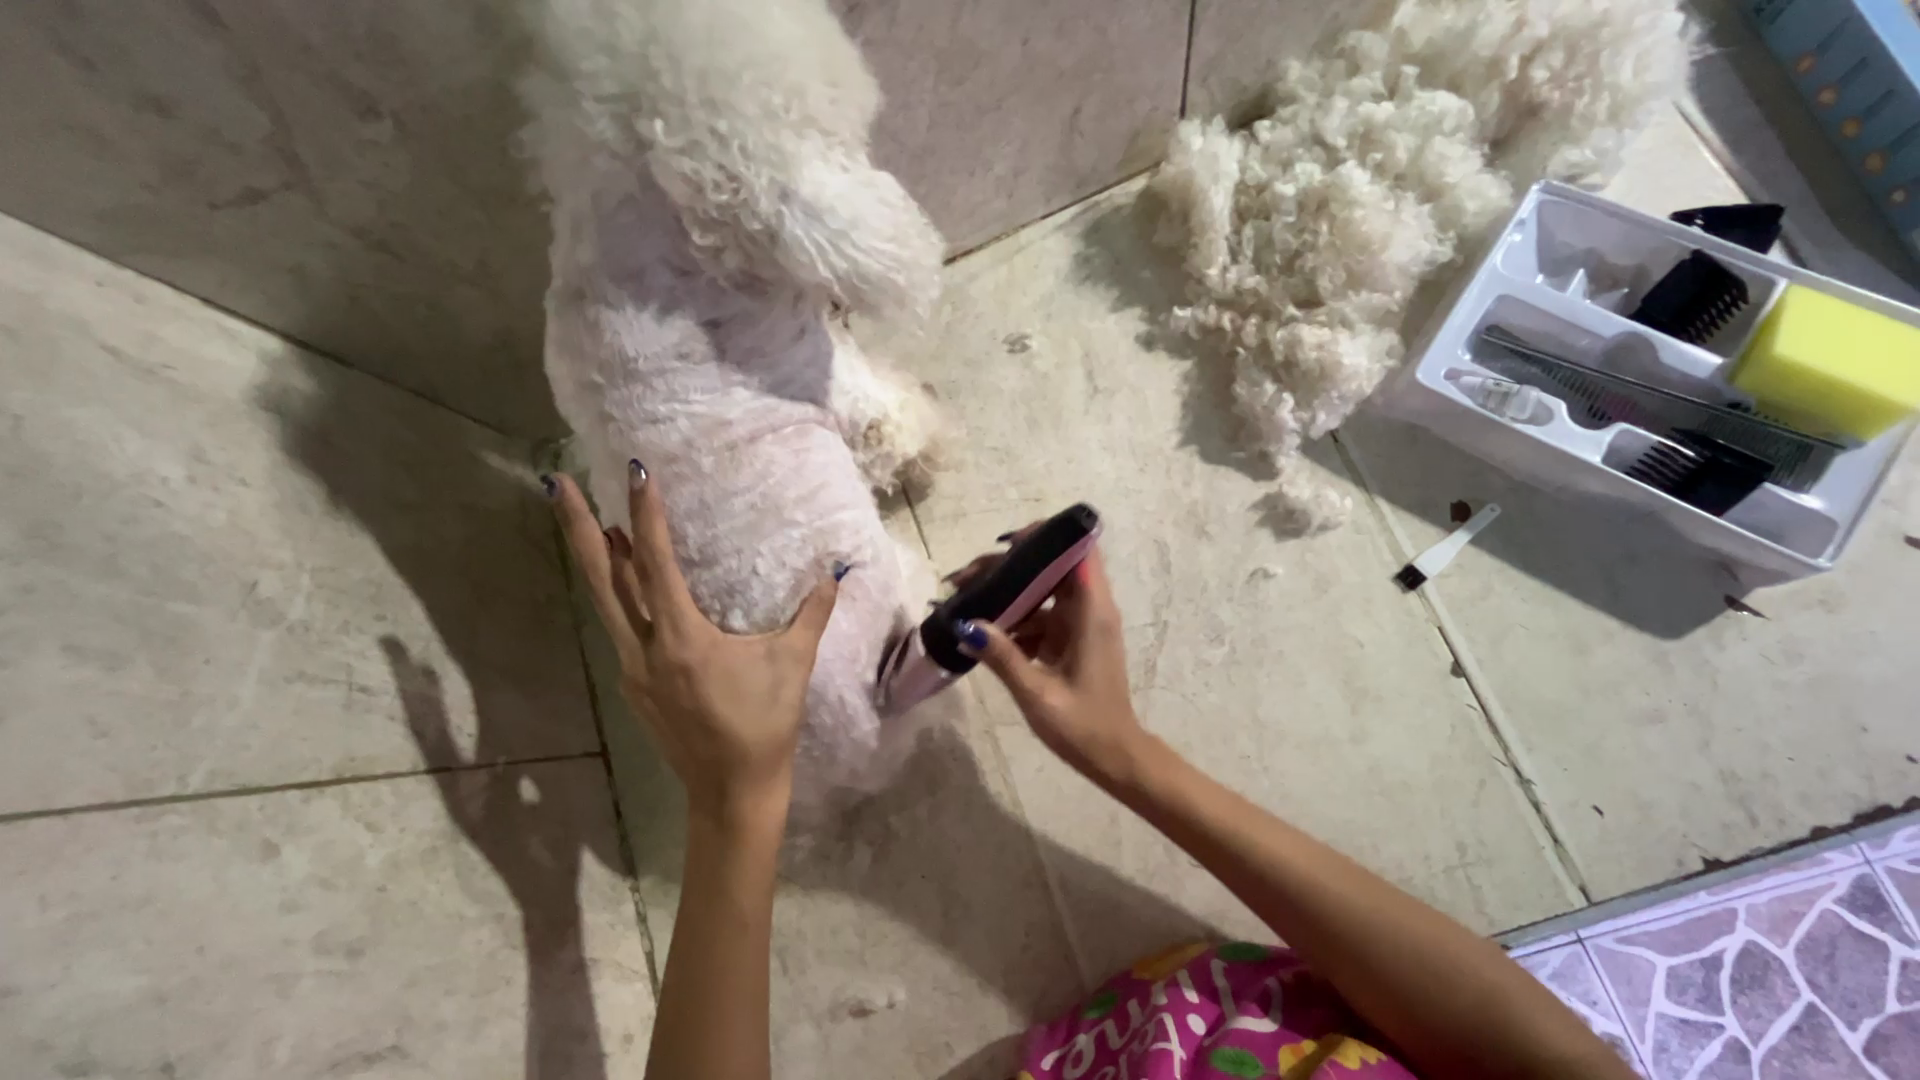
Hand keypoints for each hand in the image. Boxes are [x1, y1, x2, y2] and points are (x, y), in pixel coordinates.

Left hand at [547, 465, 839, 825]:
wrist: (731, 791)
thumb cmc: (765, 724)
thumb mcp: (792, 664)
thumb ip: (811, 615)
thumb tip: (836, 574)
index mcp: (681, 639)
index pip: (655, 563)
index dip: (645, 514)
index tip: (636, 473)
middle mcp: (644, 649)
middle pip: (602, 578)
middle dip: (579, 528)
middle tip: (559, 483)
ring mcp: (633, 670)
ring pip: (605, 603)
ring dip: (596, 559)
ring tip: (589, 520)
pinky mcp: (635, 686)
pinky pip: (618, 627)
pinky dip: (616, 594)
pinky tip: (627, 582)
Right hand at [951, 535, 1149, 783]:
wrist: (1115, 758)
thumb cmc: (1083, 726)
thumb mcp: (1037, 693)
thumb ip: (1002, 656)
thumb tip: (965, 626)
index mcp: (1092, 613)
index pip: (1078, 552)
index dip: (1046, 538)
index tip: (1005, 545)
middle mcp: (1090, 610)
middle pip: (1051, 569)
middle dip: (1008, 569)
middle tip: (964, 581)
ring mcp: (1081, 625)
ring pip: (1042, 593)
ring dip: (1007, 595)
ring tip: (963, 603)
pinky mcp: (1071, 640)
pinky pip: (1041, 617)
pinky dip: (1015, 619)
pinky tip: (983, 633)